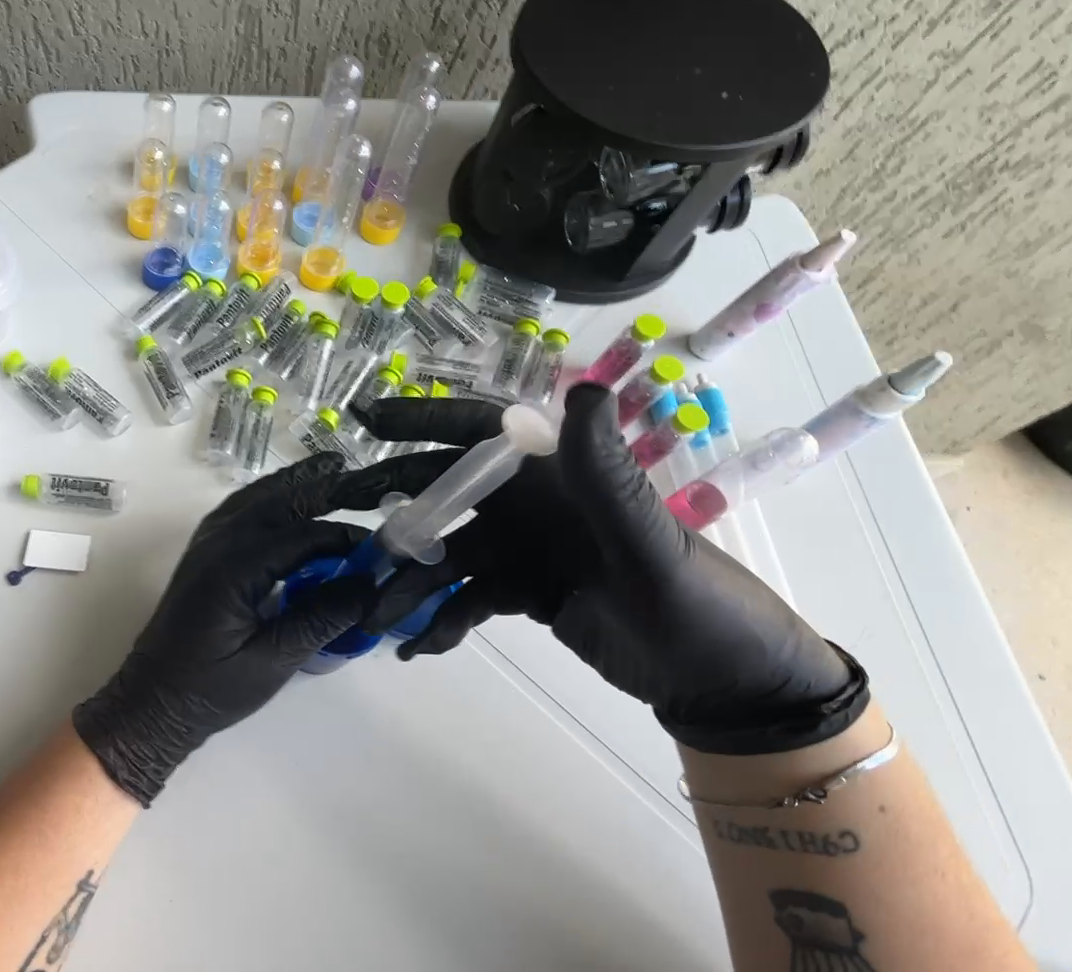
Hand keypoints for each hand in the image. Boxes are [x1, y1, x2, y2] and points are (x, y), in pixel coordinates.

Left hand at [73, 454, 380, 804]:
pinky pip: (240, 510)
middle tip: (362, 477)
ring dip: (293, 485)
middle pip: (276, 501)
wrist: (154, 699)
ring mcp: (206, 543)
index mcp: (234, 567)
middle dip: (320, 487)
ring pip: (255, 498)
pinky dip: (269, 499)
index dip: (345, 538)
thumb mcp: (273, 660)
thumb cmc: (211, 688)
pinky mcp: (202, 552)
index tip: (381, 547)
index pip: (303, 536)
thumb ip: (321, 618)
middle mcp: (218, 543)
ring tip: (331, 472)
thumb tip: (369, 586)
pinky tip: (288, 502)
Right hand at [341, 384, 868, 754]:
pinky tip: (420, 648)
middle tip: (347, 525)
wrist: (724, 683)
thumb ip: (607, 475)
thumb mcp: (650, 542)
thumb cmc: (699, 604)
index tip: (366, 421)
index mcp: (561, 478)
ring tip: (379, 616)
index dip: (423, 420)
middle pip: (448, 492)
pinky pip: (469, 599)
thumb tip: (585, 388)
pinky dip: (443, 620)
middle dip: (397, 508)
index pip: (481, 434)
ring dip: (412, 584)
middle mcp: (535, 504)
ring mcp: (527, 549)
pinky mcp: (525, 592)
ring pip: (450, 555)